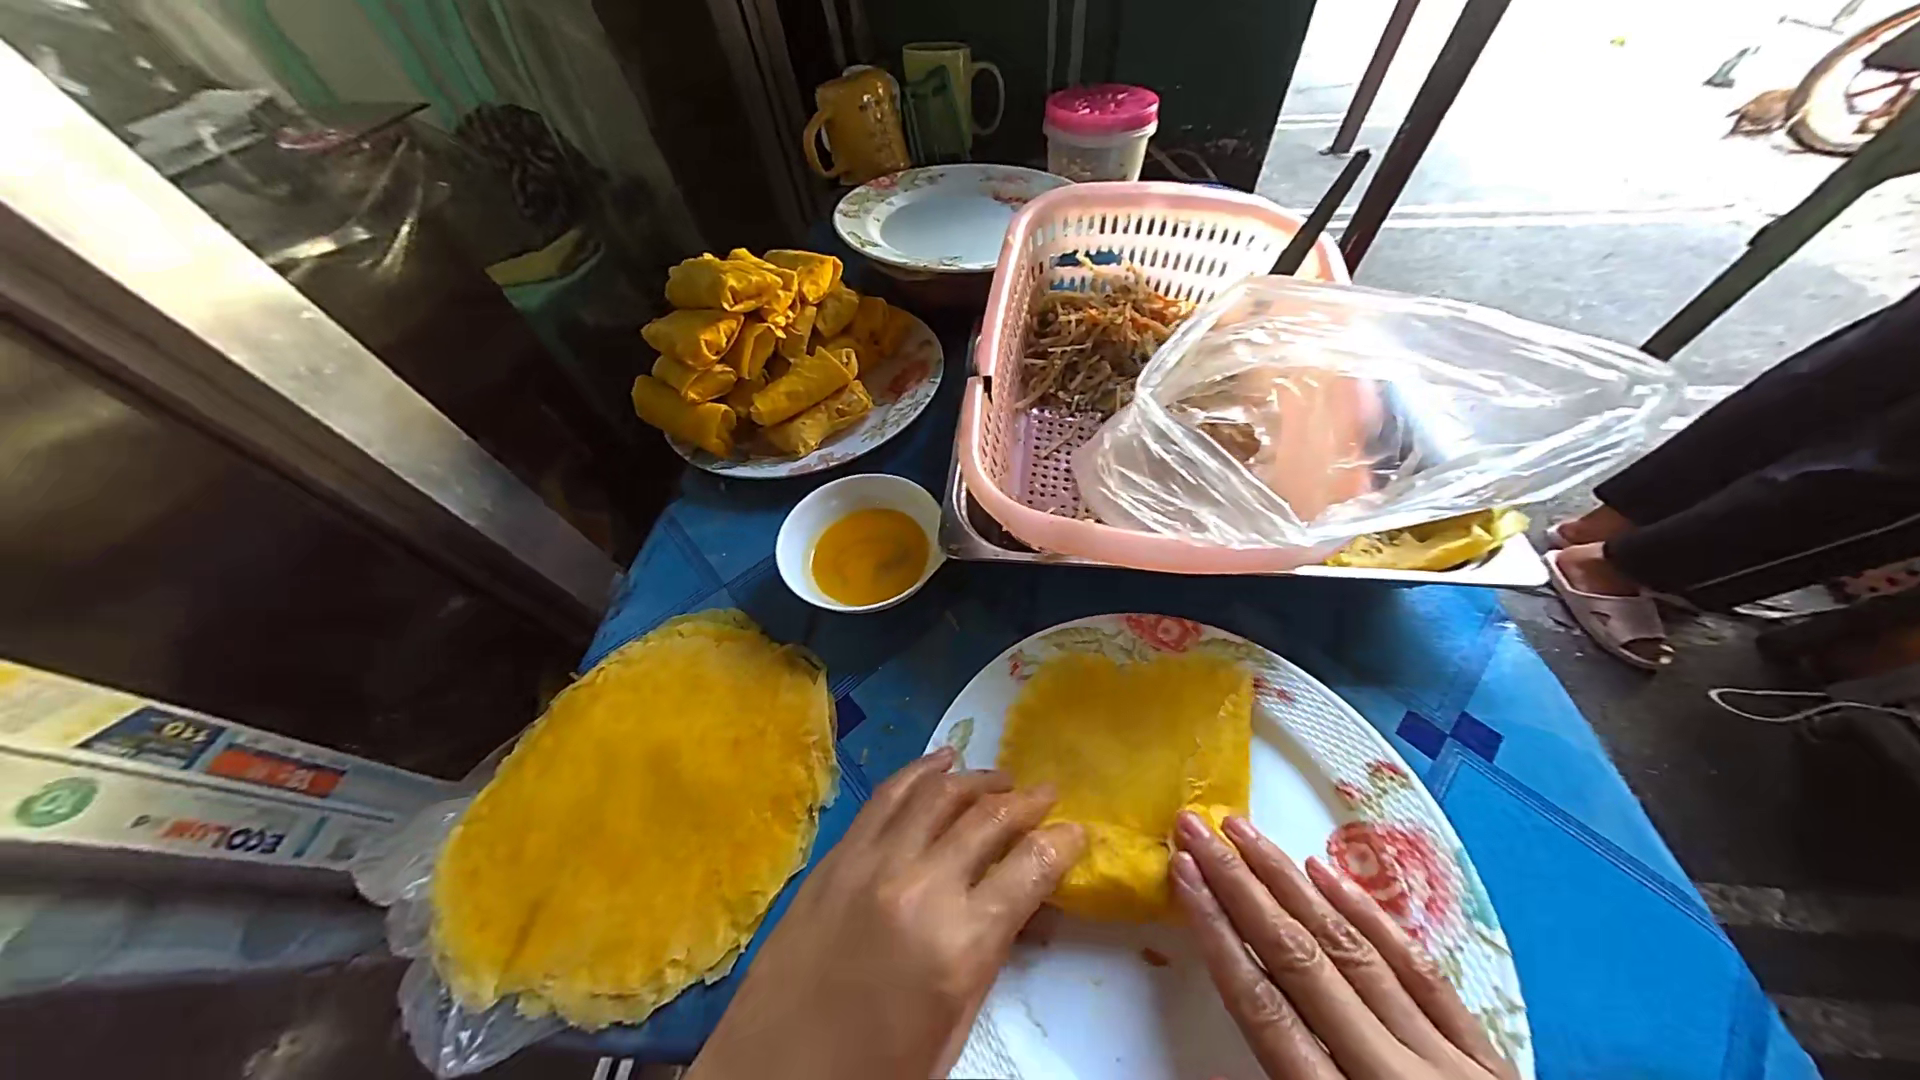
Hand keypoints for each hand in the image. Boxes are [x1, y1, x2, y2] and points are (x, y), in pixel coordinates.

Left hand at [688, 746, 1086, 1079]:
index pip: (1030, 868)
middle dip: (1027, 802)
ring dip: (978, 779)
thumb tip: (1024, 899)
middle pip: (988, 820)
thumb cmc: (877, 1067)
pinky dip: (920, 771)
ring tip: (1000, 779)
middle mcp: (920, 887)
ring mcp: (873, 861)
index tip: (1077, 830)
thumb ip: (991, 949)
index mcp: (959, 944)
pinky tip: (941, 761)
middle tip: (1046, 794)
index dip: (1063, 842)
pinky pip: (887, 795)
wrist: (775, 1074)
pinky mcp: (839, 854)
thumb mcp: (954, 1023)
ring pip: (938, 794)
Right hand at [1171, 811, 1516, 1079]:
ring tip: (1244, 832)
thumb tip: (1226, 1039)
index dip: (1216, 932)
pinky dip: (1370, 916)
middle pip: (1300, 959)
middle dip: (1239, 885)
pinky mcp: (1492, 1060)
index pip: (1263, 1005)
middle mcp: (1395, 1079)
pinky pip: (1423, 973)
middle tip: (1198, 829)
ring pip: (1353, 951)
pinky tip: (1327, 872)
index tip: (1183, 873)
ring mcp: (1452, 1065)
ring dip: (1290, 882)